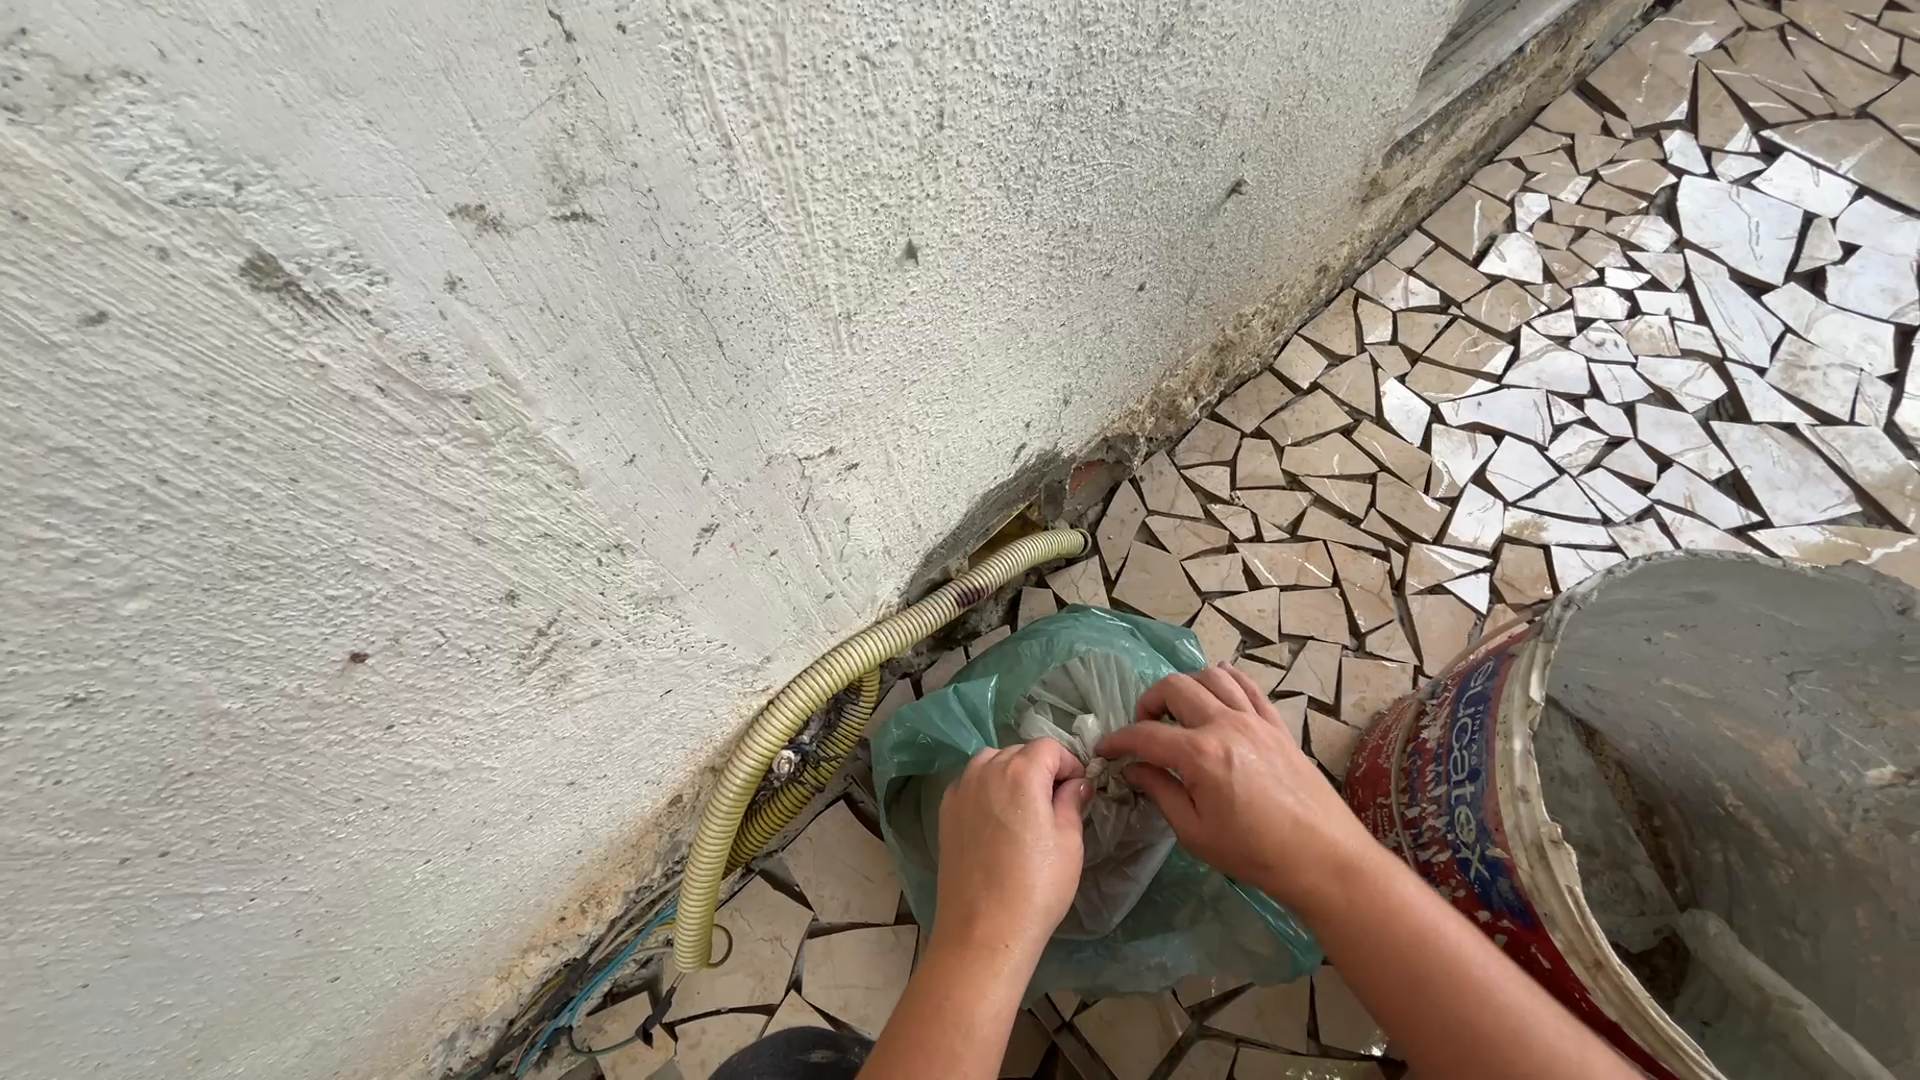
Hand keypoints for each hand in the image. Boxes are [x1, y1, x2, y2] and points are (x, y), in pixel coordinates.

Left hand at [932, 738, 1091, 960]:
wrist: (983, 930)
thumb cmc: (1036, 887)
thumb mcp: (1068, 843)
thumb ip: (1072, 803)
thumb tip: (1077, 784)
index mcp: (1020, 773)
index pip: (1049, 747)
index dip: (1069, 763)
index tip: (1078, 789)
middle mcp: (985, 770)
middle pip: (1019, 751)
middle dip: (1041, 768)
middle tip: (1056, 801)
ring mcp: (961, 789)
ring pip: (991, 762)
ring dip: (1011, 773)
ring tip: (1025, 808)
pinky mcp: (946, 810)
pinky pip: (971, 783)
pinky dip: (987, 788)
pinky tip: (997, 818)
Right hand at [1096, 664, 1380, 917]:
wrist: (1324, 859)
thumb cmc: (1254, 854)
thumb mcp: (1195, 832)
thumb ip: (1160, 792)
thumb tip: (1134, 769)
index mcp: (1200, 755)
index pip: (1145, 734)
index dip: (1118, 740)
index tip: (1105, 750)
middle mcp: (1225, 724)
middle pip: (1174, 687)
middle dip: (1148, 703)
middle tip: (1144, 729)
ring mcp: (1254, 719)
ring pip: (1210, 675)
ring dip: (1185, 686)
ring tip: (1179, 712)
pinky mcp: (1277, 724)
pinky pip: (1246, 684)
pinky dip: (1224, 679)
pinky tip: (1215, 693)